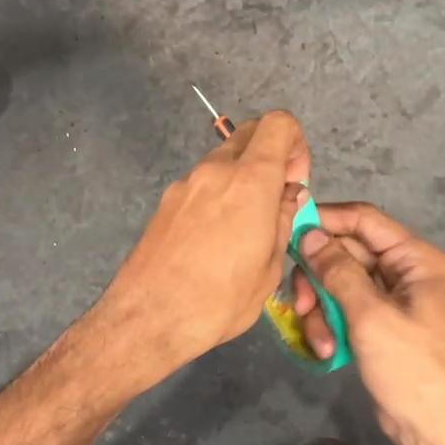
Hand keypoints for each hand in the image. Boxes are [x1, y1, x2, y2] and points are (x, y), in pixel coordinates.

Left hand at [95, 112, 311, 379]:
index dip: (296, 145)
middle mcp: (213, 172)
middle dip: (268, 157)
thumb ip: (282, 223)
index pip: (278, 125)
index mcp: (249, 181)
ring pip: (220, 163)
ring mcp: (183, 186)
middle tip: (272, 201)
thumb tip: (286, 197)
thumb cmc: (218, 300)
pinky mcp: (163, 206)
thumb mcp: (269, 268)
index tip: (294, 182)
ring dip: (238, 181)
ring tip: (241, 229)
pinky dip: (213, 198)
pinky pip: (198, 187)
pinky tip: (212, 241)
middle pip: (247, 136)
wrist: (148, 319)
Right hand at [289, 203, 444, 444]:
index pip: (364, 220)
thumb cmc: (414, 369)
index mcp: (416, 260)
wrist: (440, 430)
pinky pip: (343, 311)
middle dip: (317, 278)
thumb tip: (310, 234)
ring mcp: (392, 301)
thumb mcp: (371, 317)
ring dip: (320, 310)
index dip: (325, 221)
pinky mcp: (378, 327)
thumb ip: (339, 271)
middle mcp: (405, 273)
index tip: (286, 234)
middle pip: (345, 254)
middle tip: (299, 306)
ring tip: (318, 341)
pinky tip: (324, 351)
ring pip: (338, 285)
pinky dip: (329, 326)